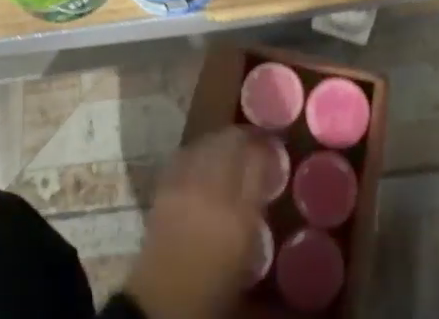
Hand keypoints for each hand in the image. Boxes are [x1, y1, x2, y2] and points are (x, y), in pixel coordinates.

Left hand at [125, 127, 270, 318]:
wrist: (163, 303)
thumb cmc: (212, 289)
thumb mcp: (246, 256)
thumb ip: (256, 214)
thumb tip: (263, 185)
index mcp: (239, 214)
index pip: (257, 161)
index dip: (268, 146)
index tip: (276, 144)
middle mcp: (212, 191)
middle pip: (230, 143)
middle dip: (246, 136)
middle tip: (257, 140)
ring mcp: (184, 186)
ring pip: (206, 143)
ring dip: (221, 139)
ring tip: (231, 145)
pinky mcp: (163, 189)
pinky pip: (184, 155)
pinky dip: (197, 150)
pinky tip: (203, 156)